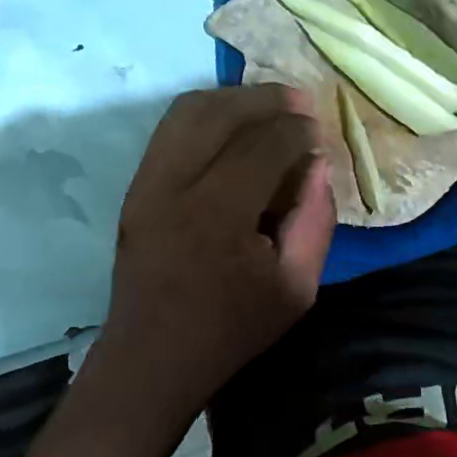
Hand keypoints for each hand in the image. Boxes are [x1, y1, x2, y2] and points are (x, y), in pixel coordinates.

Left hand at [101, 84, 333, 406]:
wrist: (153, 357)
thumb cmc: (232, 328)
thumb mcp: (297, 288)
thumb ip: (316, 221)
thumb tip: (318, 165)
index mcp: (218, 215)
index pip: (265, 145)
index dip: (299, 130)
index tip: (321, 134)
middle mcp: (174, 186)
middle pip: (222, 112)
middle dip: (269, 99)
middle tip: (302, 102)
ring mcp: (146, 183)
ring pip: (188, 110)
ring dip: (234, 98)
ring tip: (269, 106)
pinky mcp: (135, 187)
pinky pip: (170, 129)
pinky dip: (206, 115)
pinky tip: (233, 125)